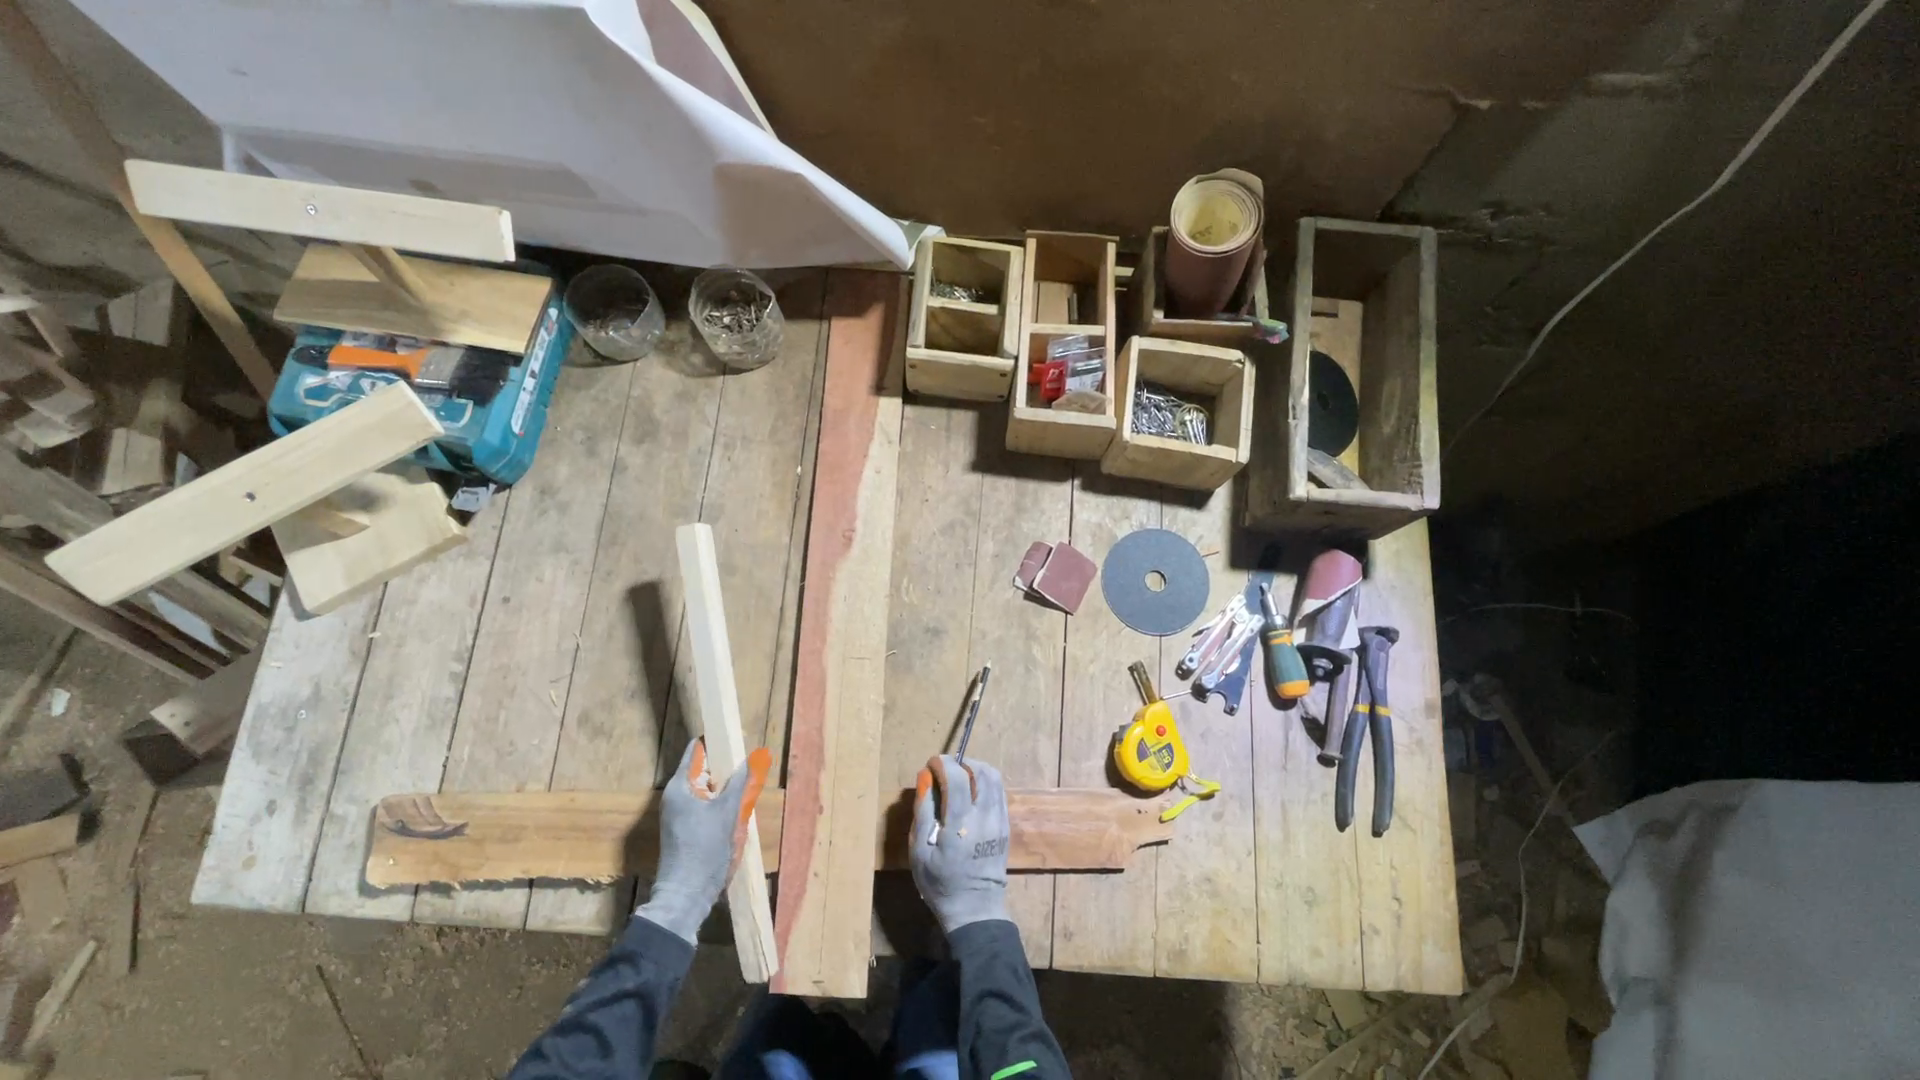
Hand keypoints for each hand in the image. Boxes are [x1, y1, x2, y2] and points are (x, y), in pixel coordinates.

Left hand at [635, 738, 771, 943]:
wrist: (686, 894)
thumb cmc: (704, 848)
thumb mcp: (727, 812)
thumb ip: (740, 783)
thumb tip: (754, 757)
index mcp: (679, 787)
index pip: (694, 751)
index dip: (714, 743)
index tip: (735, 740)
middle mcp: (674, 797)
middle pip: (701, 772)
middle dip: (724, 770)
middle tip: (747, 769)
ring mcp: (677, 815)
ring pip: (704, 792)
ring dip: (723, 792)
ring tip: (745, 792)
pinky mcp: (683, 831)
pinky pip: (703, 809)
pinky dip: (718, 808)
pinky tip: (735, 815)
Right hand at [910, 755, 1010, 932]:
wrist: (974, 908)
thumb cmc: (939, 881)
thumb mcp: (919, 849)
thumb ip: (922, 810)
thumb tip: (925, 777)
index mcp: (961, 824)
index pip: (957, 777)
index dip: (943, 763)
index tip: (931, 764)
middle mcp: (985, 817)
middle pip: (982, 771)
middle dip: (961, 762)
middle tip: (944, 769)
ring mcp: (1000, 820)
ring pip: (994, 778)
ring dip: (975, 770)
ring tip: (958, 778)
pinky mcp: (1006, 825)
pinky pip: (999, 792)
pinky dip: (985, 783)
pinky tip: (970, 793)